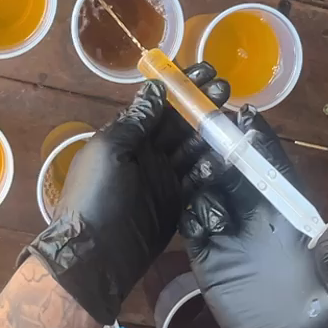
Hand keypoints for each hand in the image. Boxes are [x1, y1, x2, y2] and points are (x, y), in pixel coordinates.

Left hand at [27, 65, 229, 324]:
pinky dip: (211, 169)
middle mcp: (147, 153)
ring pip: (193, 149)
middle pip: (180, 123)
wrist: (95, 256)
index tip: (205, 70)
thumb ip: (135, 121)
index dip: (181, 86)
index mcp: (127, 136)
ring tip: (233, 119)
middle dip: (202, 105)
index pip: (159, 103)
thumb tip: (156, 89)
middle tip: (226, 87)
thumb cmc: (96, 196)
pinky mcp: (176, 203)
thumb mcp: (110, 151)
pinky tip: (226, 158)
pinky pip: (197, 181)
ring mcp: (163, 179)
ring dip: (212, 134)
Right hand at [180, 106, 327, 327]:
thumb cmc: (327, 320)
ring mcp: (230, 234)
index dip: (263, 142)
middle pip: (237, 171)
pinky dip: (191, 212)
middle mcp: (257, 216)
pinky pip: (193, 225)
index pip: (275, 168)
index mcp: (290, 214)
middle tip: (211, 128)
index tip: (249, 116)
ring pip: (210, 191)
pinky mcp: (208, 257)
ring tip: (202, 166)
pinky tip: (195, 210)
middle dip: (224, 146)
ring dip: (203, 174)